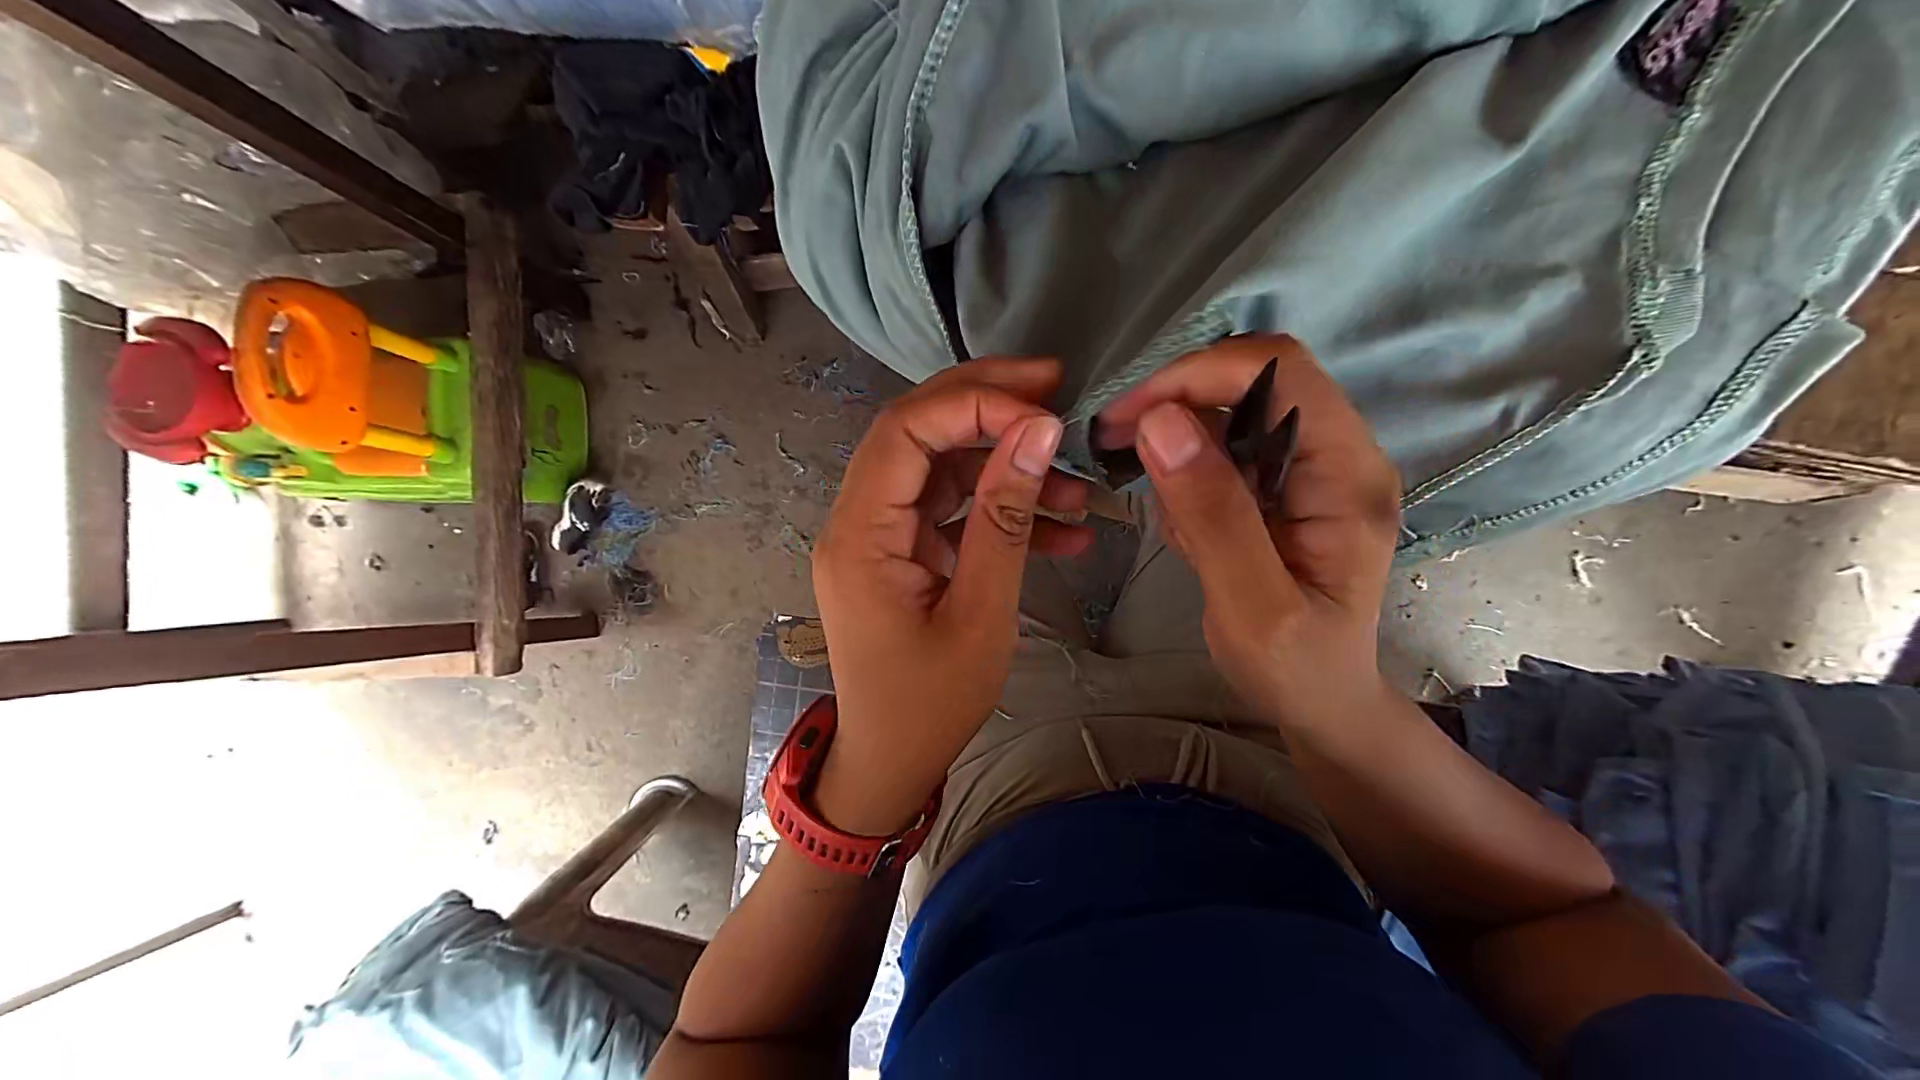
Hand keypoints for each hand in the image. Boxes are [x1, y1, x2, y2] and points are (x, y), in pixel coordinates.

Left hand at [810, 358, 1090, 834]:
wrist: (891, 761)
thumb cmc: (930, 703)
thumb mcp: (981, 612)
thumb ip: (1004, 517)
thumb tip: (1037, 432)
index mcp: (860, 533)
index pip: (905, 430)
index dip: (974, 403)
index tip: (1045, 406)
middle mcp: (859, 520)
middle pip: (917, 432)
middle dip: (988, 406)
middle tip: (1058, 392)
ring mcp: (880, 535)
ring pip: (942, 470)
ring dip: (1008, 468)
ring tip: (1078, 484)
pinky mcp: (903, 552)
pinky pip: (950, 512)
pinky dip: (1000, 511)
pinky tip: (1063, 531)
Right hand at [1097, 335, 1400, 725]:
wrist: (1321, 701)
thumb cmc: (1294, 668)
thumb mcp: (1252, 606)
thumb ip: (1213, 515)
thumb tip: (1161, 422)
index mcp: (1349, 475)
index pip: (1279, 373)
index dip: (1198, 376)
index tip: (1129, 415)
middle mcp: (1339, 454)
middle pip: (1252, 378)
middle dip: (1177, 400)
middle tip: (1117, 442)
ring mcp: (1313, 466)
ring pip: (1231, 409)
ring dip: (1179, 444)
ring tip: (1170, 521)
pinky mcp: (1286, 482)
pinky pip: (1223, 446)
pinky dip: (1186, 474)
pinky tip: (1186, 528)